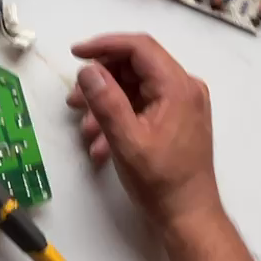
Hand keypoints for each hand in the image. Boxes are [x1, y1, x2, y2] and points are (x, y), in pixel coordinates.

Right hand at [68, 34, 222, 232]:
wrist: (187, 215)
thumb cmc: (160, 181)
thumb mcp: (126, 140)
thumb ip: (106, 101)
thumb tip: (88, 71)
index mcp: (177, 87)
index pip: (139, 47)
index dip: (104, 45)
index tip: (75, 54)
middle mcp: (183, 88)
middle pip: (134, 66)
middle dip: (100, 82)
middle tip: (74, 101)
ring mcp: (180, 103)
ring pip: (133, 87)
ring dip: (104, 104)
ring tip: (85, 129)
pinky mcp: (173, 118)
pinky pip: (139, 105)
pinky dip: (117, 117)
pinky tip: (99, 143)